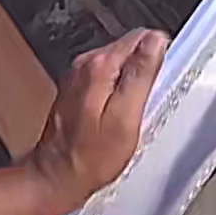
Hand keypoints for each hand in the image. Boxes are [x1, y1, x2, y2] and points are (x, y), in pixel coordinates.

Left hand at [25, 29, 167, 210]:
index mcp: (99, 66)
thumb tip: (156, 41)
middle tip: (143, 105)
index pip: (141, 37)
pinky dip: (117, 93)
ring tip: (130, 114)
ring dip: (131, 83)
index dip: (158, 57)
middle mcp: (84, 64)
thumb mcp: (125, 117)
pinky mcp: (76, 88)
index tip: (159, 83)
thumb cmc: (90, 157)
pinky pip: (107, 78)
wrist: (56, 177)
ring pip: (119, 63)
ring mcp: (78, 76)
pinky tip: (116, 117)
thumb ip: (141, 74)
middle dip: (144, 71)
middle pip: (129, 48)